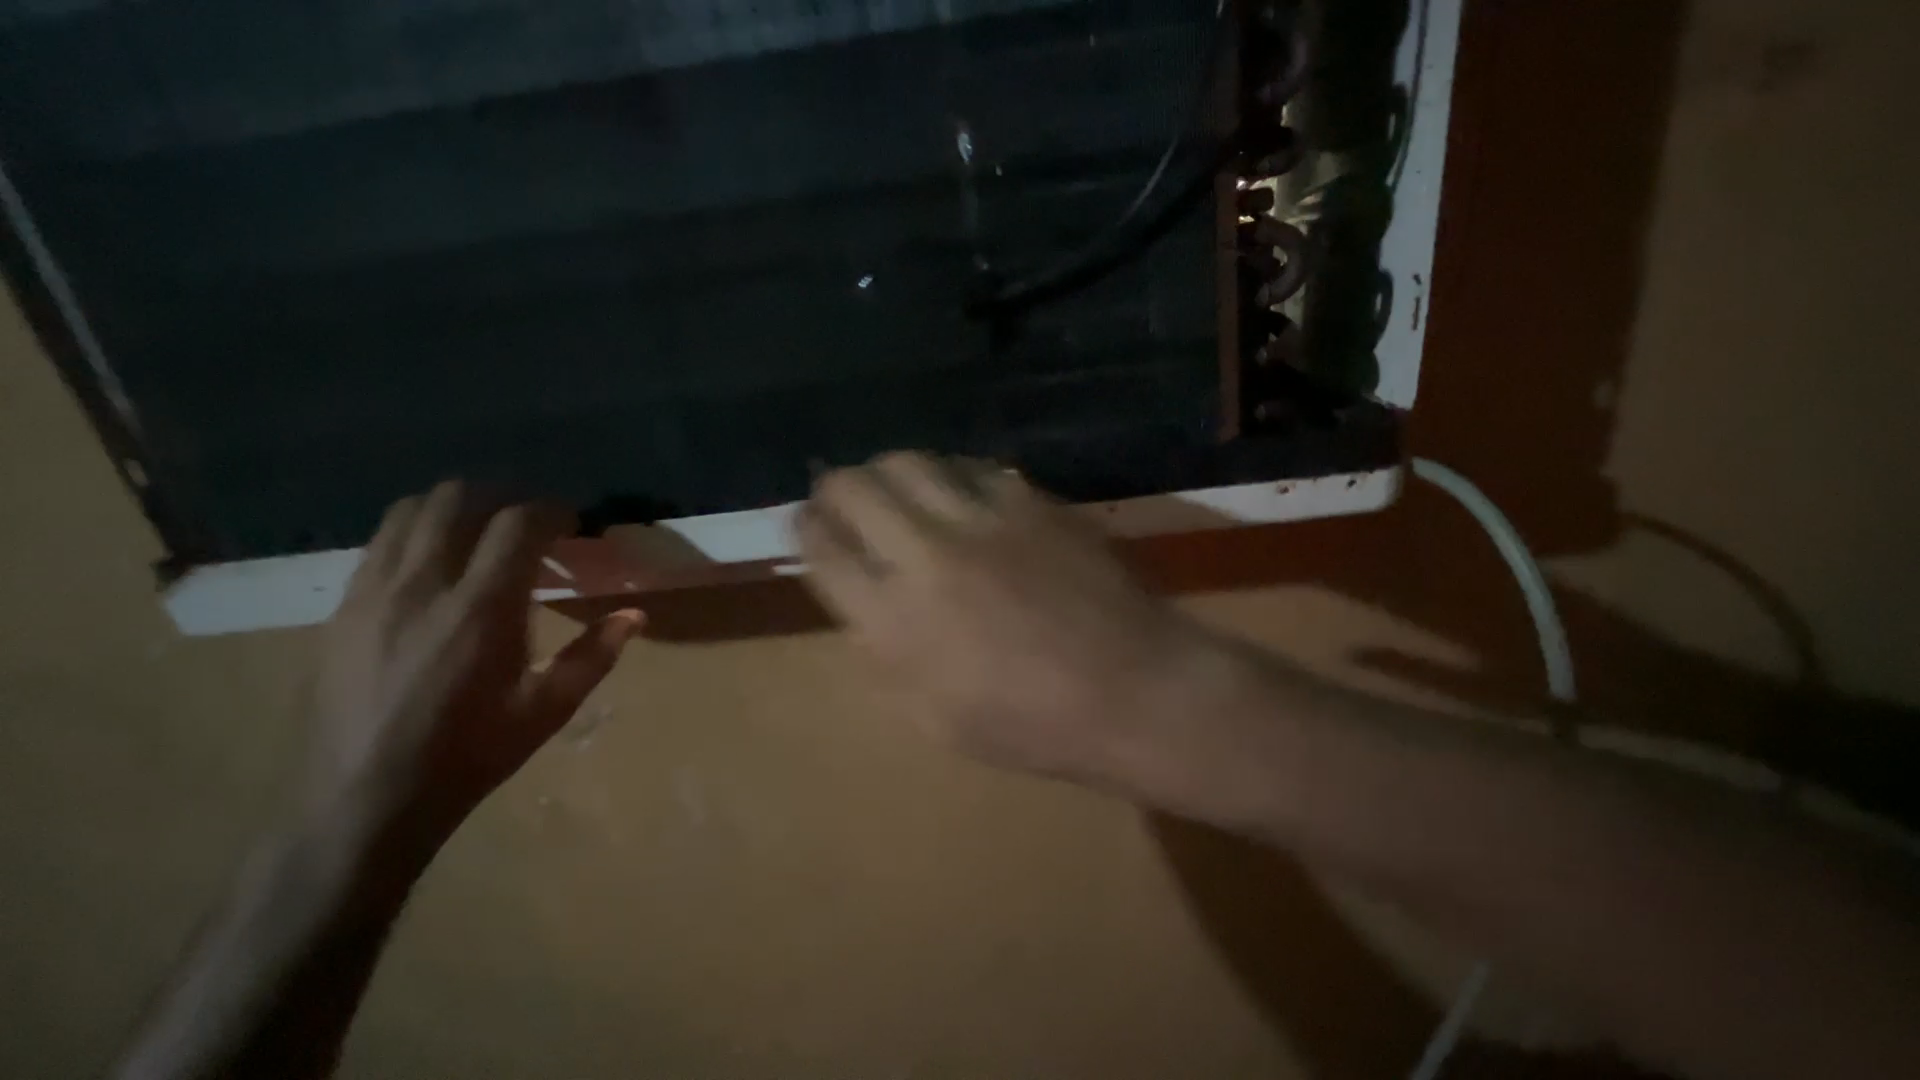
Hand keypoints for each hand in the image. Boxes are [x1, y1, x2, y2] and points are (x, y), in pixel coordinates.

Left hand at [304, 482, 641, 839]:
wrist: (361, 799)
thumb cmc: (467, 756)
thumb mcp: (545, 712)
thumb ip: (593, 656)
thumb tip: (634, 614)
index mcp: (480, 610)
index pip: (518, 523)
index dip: (552, 511)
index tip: (572, 524)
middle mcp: (422, 585)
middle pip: (458, 497)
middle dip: (503, 497)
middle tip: (529, 526)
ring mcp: (373, 591)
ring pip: (410, 509)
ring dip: (455, 507)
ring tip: (481, 535)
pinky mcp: (343, 606)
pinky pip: (380, 542)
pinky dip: (415, 532)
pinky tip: (435, 567)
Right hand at [795, 451, 1215, 781]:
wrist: (1132, 691)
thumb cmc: (1032, 727)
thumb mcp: (934, 718)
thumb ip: (886, 655)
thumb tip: (865, 606)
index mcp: (893, 621)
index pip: (822, 551)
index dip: (804, 531)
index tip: (805, 525)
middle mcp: (925, 555)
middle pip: (855, 489)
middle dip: (834, 489)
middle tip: (840, 498)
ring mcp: (982, 519)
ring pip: (910, 462)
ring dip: (888, 471)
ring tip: (894, 488)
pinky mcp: (1030, 501)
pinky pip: (973, 468)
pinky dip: (951, 475)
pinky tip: (959, 492)